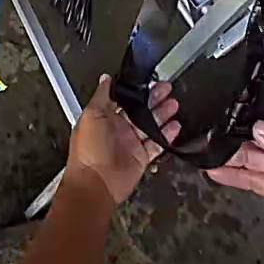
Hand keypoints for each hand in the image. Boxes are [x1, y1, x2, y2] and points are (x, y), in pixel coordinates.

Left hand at [67, 76, 180, 206]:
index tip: (151, 83)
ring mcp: (130, 143)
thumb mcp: (91, 116)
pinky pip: (156, 144)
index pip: (125, 100)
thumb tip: (104, 79)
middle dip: (154, 100)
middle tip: (167, 90)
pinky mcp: (140, 157)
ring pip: (150, 125)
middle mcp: (118, 129)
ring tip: (174, 105)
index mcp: (105, 118)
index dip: (138, 92)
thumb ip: (101, 96)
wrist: (94, 184)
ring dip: (163, 115)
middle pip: (140, 111)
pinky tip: (175, 127)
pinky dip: (166, 136)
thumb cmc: (87, 152)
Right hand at [205, 98, 263, 263]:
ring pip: (250, 156)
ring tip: (202, 147)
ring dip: (228, 152)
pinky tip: (214, 170)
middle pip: (258, 134)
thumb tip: (260, 128)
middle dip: (233, 129)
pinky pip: (251, 180)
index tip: (225, 99)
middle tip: (203, 126)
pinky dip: (233, 175)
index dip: (254, 105)